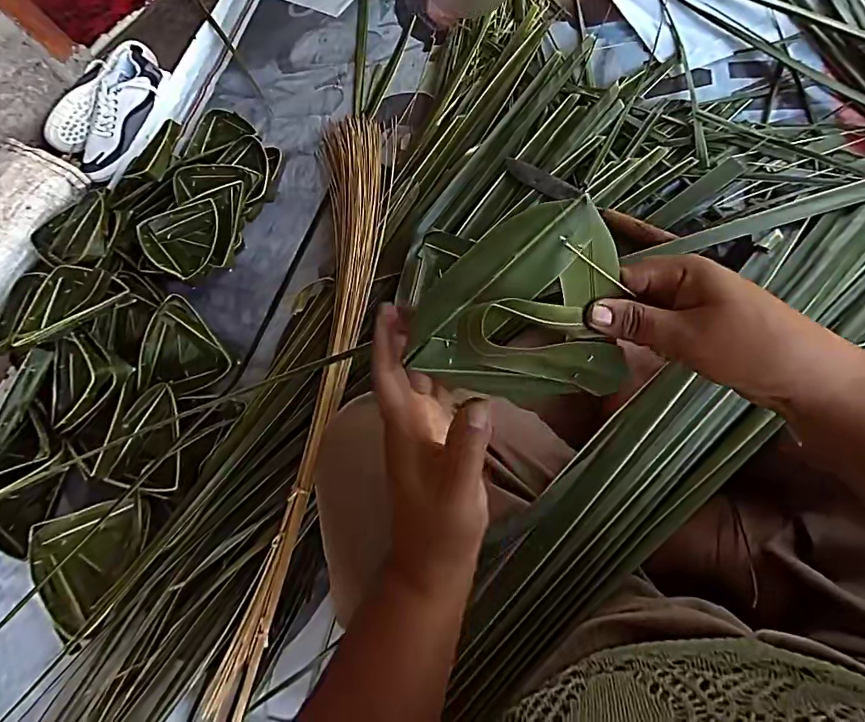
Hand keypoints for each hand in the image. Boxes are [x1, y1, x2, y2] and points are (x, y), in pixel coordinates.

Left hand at [374, 305, 493, 593]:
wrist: (432, 566)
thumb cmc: (439, 529)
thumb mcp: (456, 490)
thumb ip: (466, 446)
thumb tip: (480, 401)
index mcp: (403, 425)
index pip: (388, 373)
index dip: (384, 340)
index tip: (387, 307)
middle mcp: (407, 421)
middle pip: (402, 368)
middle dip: (405, 334)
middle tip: (421, 298)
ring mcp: (420, 430)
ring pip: (419, 379)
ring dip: (424, 349)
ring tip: (442, 317)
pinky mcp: (436, 439)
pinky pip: (438, 395)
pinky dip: (445, 373)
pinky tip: (462, 360)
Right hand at [586, 254, 864, 410]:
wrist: (813, 381)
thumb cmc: (751, 348)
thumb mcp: (688, 336)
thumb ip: (637, 322)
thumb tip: (587, 310)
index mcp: (685, 268)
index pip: (628, 273)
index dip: (599, 294)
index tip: (569, 316)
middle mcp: (688, 280)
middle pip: (634, 289)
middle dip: (608, 308)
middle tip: (573, 332)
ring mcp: (696, 304)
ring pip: (646, 309)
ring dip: (626, 325)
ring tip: (591, 343)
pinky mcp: (703, 327)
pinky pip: (663, 325)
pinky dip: (646, 336)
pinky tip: (626, 351)